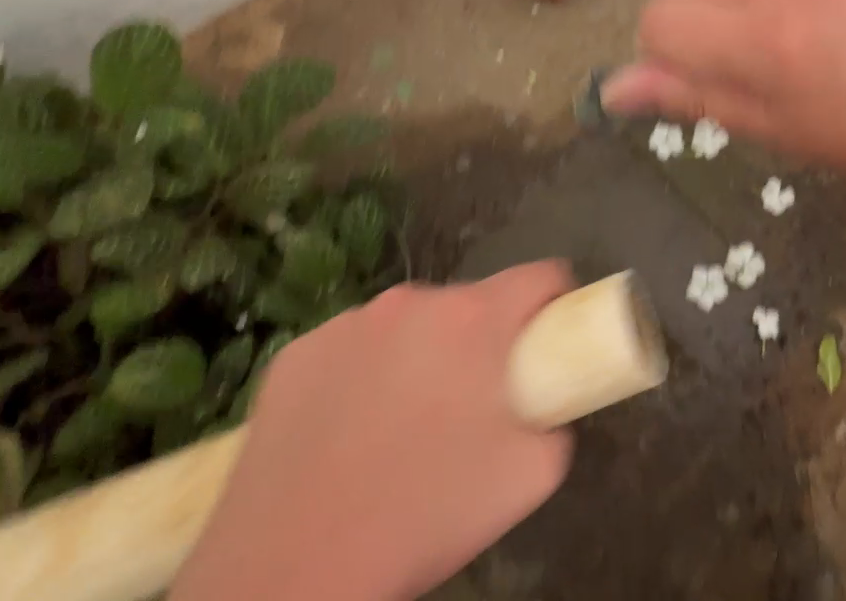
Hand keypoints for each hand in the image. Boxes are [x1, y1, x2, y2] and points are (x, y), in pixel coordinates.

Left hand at [171, 262, 575, 600]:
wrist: (289, 576)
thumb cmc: (426, 516)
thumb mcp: (535, 473)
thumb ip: (555, 418)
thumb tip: (542, 406)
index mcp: (475, 318)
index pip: (543, 275)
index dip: (556, 305)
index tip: (549, 346)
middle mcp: (410, 303)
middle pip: (473, 303)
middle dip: (484, 341)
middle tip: (474, 407)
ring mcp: (345, 326)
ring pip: (410, 326)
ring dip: (423, 356)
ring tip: (404, 428)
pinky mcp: (292, 357)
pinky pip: (353, 350)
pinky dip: (365, 376)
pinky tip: (350, 435)